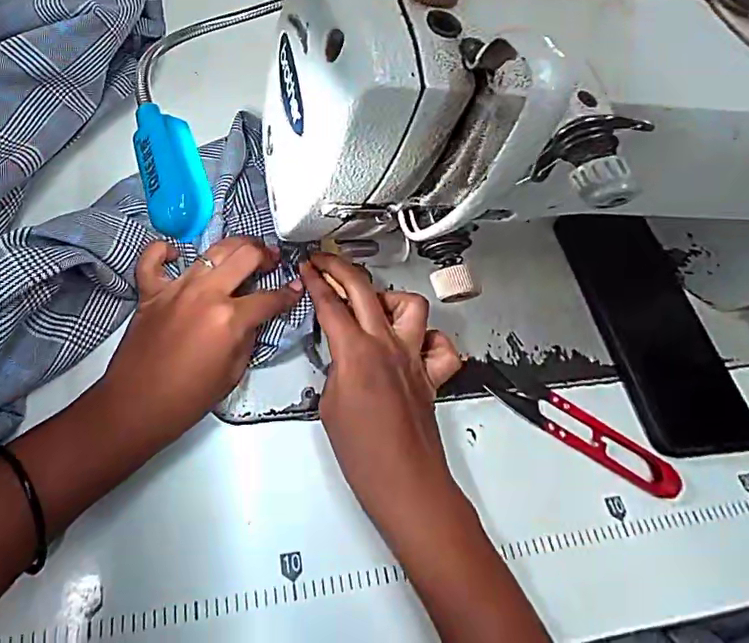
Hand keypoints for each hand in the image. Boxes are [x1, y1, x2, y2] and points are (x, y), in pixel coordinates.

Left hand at [90, 237, 302, 451]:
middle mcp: (204, 294)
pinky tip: (176, 253)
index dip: (287, 294)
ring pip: (210, 251)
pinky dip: (164, 250)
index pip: (269, 298)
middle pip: (244, 256)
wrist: (137, 404)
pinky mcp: (150, 290)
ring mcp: (175, 288)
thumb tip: (251, 318)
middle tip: (272, 259)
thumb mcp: (232, 373)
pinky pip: (154, 258)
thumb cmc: (187, 399)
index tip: (294, 289)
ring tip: (243, 250)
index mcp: (229, 319)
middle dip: (265, 255)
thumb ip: (246, 337)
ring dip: (232, 247)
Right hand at [301, 252, 464, 532]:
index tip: (308, 267)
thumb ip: (334, 368)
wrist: (406, 485)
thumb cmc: (364, 454)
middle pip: (363, 289)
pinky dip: (428, 337)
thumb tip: (339, 357)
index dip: (316, 280)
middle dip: (339, 269)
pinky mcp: (430, 377)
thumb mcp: (328, 403)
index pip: (330, 302)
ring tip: (371, 304)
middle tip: (324, 263)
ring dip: (387, 297)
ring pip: (409, 305)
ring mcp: (412, 358)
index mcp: (355, 352)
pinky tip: (411, 341)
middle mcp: (387, 347)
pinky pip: (440, 345)